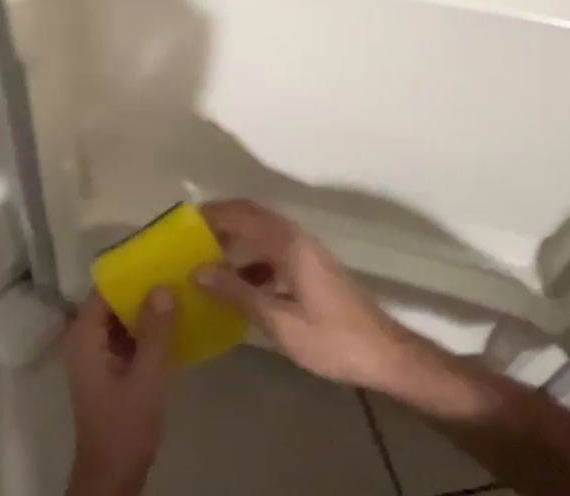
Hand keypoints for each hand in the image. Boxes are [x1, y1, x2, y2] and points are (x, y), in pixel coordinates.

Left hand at [65, 288, 178, 495]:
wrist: (113, 475)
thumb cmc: (125, 424)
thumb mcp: (146, 377)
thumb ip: (155, 331)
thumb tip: (163, 285)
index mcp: (84, 335)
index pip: (105, 289)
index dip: (131, 273)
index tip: (161, 258)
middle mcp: (84, 340)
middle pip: (113, 302)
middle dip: (143, 289)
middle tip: (177, 272)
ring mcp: (96, 356)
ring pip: (122, 320)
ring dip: (147, 310)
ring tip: (181, 291)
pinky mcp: (109, 371)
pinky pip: (127, 339)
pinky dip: (147, 331)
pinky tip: (175, 326)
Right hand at [195, 199, 425, 393]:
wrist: (386, 355)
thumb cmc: (332, 339)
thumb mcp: (279, 321)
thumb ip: (237, 292)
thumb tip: (197, 270)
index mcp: (289, 244)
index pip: (242, 215)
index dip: (211, 215)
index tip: (183, 223)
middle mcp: (297, 239)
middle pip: (252, 216)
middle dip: (220, 221)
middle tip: (190, 237)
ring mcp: (307, 253)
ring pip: (263, 233)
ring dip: (236, 239)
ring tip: (207, 259)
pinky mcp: (312, 269)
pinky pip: (274, 251)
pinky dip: (252, 258)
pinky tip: (238, 285)